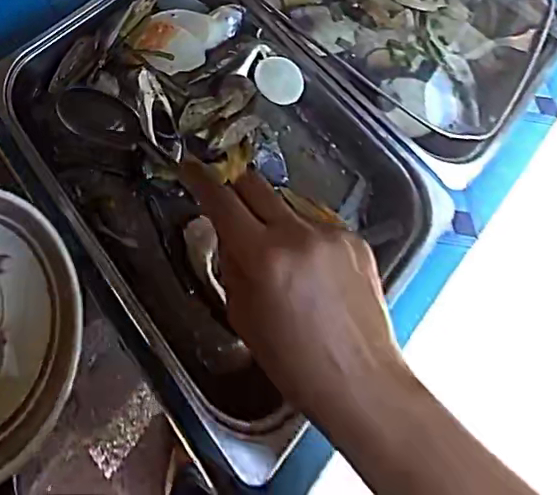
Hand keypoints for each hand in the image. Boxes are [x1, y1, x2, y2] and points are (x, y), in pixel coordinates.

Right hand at [183, 162, 538, 494]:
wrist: (364, 387)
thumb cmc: (294, 363)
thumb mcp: (242, 314)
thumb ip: (230, 262)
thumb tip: (226, 231)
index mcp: (263, 256)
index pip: (221, 198)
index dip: (201, 178)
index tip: (191, 168)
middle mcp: (297, 234)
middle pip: (254, 183)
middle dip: (235, 186)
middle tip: (228, 199)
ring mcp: (330, 234)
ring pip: (286, 202)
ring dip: (273, 216)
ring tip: (279, 253)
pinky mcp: (356, 240)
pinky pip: (317, 222)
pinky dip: (305, 235)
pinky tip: (311, 268)